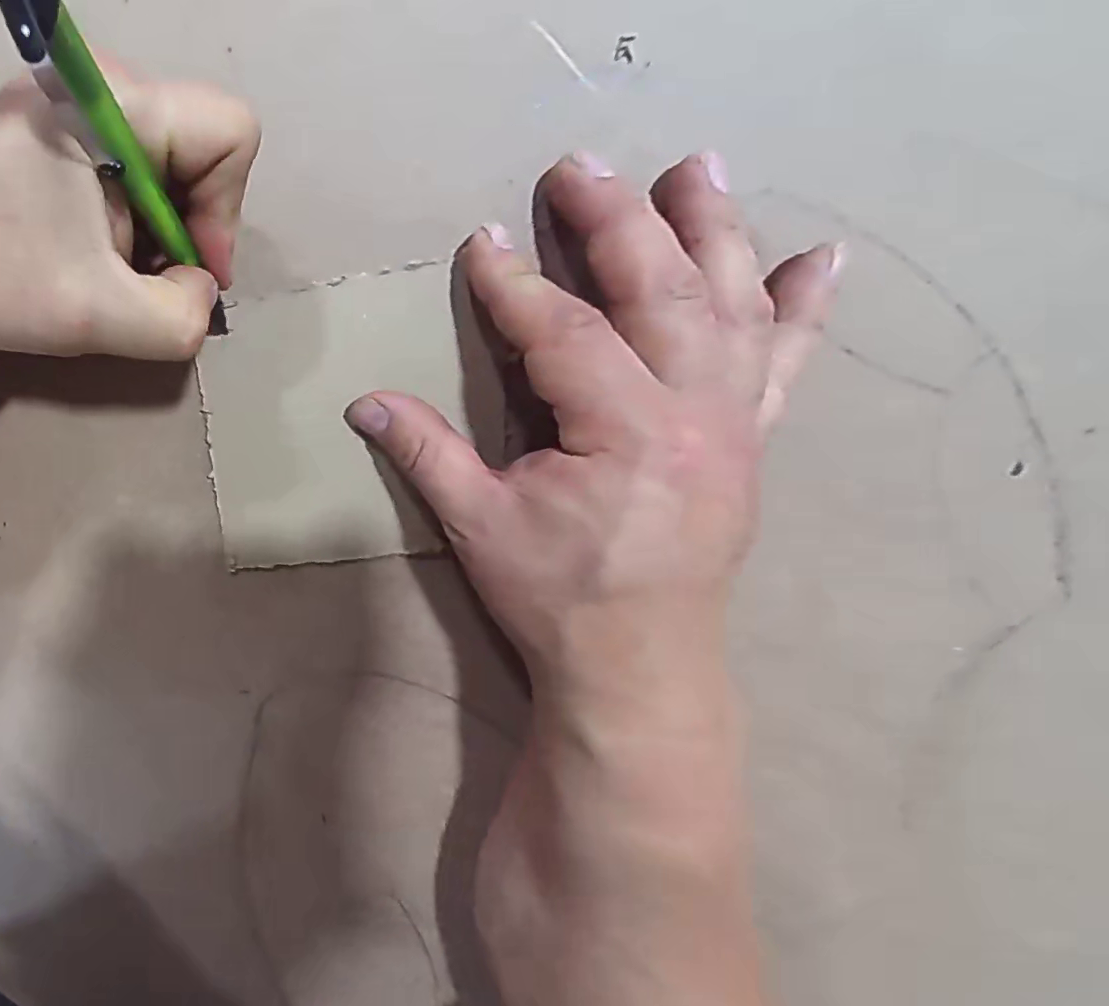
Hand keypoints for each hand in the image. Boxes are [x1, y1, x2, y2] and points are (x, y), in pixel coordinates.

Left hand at [0, 70, 259, 360]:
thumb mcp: (99, 318)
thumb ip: (180, 317)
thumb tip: (201, 288)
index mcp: (106, 101)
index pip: (228, 130)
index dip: (224, 213)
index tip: (190, 274)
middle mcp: (94, 84)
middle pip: (197, 149)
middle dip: (185, 231)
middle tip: (145, 285)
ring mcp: (71, 105)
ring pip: (165, 167)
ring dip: (154, 237)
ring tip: (108, 277)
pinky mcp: (55, 134)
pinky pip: (129, 173)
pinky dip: (129, 228)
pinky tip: (93, 261)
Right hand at [347, 151, 841, 707]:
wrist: (637, 659)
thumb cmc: (552, 594)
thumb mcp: (476, 524)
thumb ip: (424, 454)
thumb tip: (363, 403)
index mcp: (623, 431)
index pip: (565, 334)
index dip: (517, 286)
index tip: (481, 242)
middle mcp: (695, 412)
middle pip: (660, 292)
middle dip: (617, 223)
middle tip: (579, 168)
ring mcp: (734, 425)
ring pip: (731, 308)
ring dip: (713, 231)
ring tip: (695, 169)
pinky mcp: (747, 443)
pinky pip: (783, 364)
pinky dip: (799, 310)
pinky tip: (818, 260)